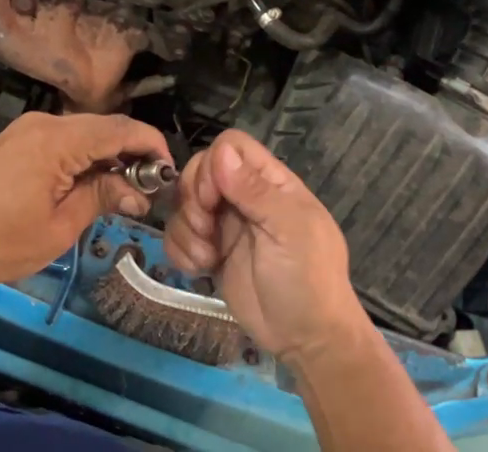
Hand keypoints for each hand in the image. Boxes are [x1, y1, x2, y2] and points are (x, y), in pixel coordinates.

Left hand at [0, 112, 171, 292]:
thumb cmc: (1, 243)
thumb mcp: (61, 227)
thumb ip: (102, 197)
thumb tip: (138, 190)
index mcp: (56, 140)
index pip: (119, 129)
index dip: (150, 144)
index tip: (169, 172)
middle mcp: (44, 122)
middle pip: (103, 127)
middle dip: (131, 152)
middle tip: (149, 189)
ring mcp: (29, 127)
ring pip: (84, 132)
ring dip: (108, 155)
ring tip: (124, 191)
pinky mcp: (19, 138)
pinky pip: (64, 138)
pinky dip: (84, 155)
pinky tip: (91, 182)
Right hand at [163, 130, 368, 362]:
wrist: (307, 340)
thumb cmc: (308, 279)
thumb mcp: (289, 231)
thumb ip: (255, 191)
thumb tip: (220, 153)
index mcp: (271, 184)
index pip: (230, 147)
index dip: (213, 166)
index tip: (212, 199)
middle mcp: (244, 197)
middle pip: (199, 171)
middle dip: (193, 200)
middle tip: (206, 230)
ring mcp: (226, 225)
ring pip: (184, 204)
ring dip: (186, 230)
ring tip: (206, 258)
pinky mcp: (211, 253)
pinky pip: (179, 236)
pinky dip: (181, 251)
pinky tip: (199, 270)